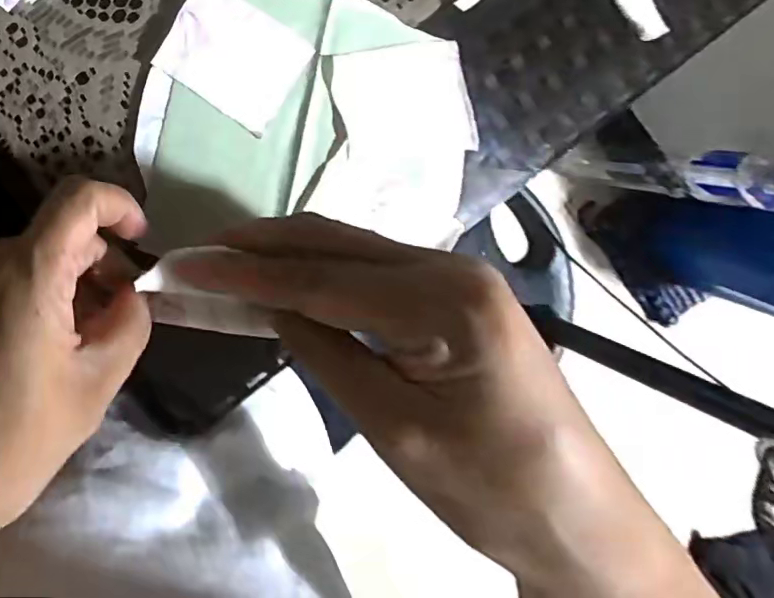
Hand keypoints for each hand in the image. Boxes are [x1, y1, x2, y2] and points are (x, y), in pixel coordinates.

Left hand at [0, 177, 152, 543]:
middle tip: (121, 318)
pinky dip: (38, 289)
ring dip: (70, 281)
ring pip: (33, 254)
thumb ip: (127, 324)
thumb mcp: (93, 385)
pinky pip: (6, 271)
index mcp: (26, 268)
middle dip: (99, 263)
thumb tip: (131, 292)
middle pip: (57, 232)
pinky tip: (48, 342)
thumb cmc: (15, 434)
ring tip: (86, 343)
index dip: (117, 203)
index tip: (142, 238)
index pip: (76, 198)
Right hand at [170, 215, 710, 597]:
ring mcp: (451, 275)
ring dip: (274, 250)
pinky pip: (359, 262)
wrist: (590, 532)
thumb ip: (320, 349)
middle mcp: (450, 268)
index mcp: (445, 303)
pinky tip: (273, 273)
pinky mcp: (445, 291)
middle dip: (251, 245)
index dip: (241, 272)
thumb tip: (264, 304)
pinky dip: (305, 264)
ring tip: (218, 260)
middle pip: (325, 241)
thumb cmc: (493, 489)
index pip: (316, 277)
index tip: (182, 266)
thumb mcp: (391, 425)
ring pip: (338, 243)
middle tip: (191, 256)